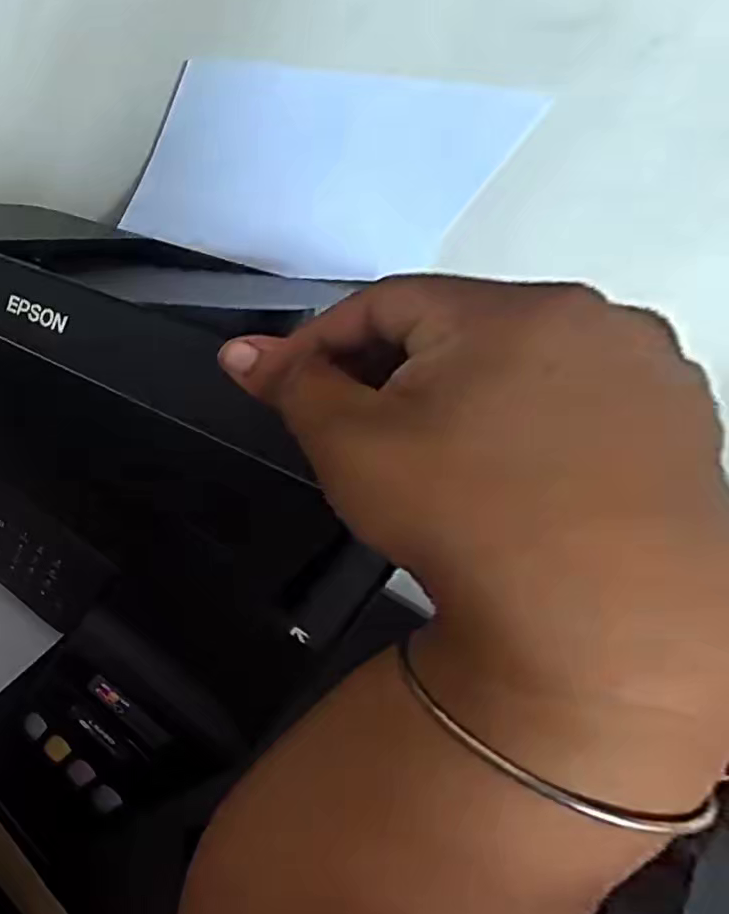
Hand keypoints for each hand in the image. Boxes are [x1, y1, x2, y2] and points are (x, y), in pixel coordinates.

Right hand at [218, 277, 728, 732]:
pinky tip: (468, 467)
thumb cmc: (463, 509)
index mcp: (513, 313)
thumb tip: (241, 352)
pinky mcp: (671, 424)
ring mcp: (646, 373)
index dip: (312, 341)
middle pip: (440, 327)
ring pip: (496, 361)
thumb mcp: (341, 437)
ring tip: (398, 449)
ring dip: (430, 391)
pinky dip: (494, 415)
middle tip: (332, 420)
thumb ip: (288, 382)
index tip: (278, 382)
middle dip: (372, 369)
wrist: (597, 612)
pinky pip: (552, 395)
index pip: (378, 301)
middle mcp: (595, 324)